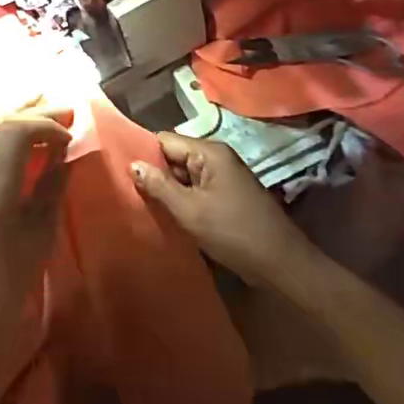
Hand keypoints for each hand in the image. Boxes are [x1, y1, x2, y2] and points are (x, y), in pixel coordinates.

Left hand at [0, 109, 71, 392]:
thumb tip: (65, 152)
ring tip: (54, 128)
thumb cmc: (12, 278)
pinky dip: (11, 140)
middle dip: (37, 117)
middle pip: (4, 126)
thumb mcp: (41, 231)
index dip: (47, 125)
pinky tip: (32, 149)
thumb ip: (52, 184)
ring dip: (23, 126)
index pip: (18, 130)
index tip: (72, 134)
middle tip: (68, 116)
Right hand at [131, 132, 314, 286]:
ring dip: (169, 189)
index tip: (123, 172)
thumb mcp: (190, 211)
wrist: (280, 263)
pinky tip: (170, 214)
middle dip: (156, 173)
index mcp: (209, 152)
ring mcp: (225, 175)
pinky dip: (184, 198)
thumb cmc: (233, 232)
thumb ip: (159, 186)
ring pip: (185, 174)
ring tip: (144, 204)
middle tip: (131, 192)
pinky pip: (197, 187)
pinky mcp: (228, 193)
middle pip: (175, 156)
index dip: (144, 154)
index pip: (165, 140)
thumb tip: (133, 163)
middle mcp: (217, 156)